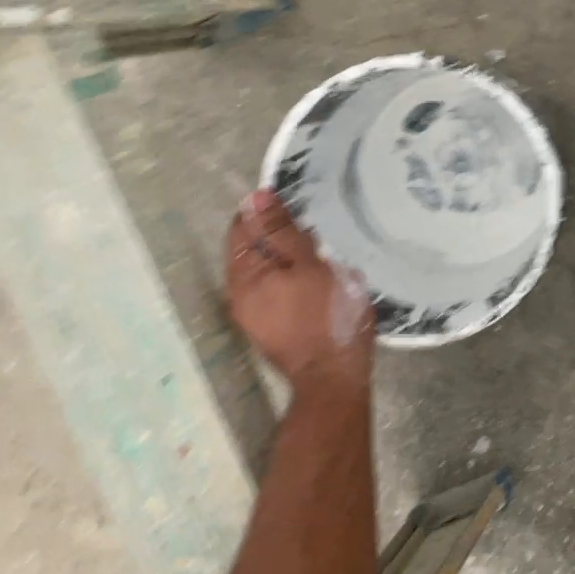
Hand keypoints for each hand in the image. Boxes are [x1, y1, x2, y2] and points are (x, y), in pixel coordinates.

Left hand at [223, 189, 374, 389]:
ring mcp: (254, 315)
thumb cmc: (327, 315)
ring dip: (289, 256)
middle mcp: (239, 296)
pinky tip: (318, 278)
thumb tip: (256, 197)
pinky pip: (276, 289)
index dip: (267, 211)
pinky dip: (293, 276)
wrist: (335, 375)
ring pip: (266, 270)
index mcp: (243, 278)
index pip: (243, 228)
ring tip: (321, 250)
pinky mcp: (272, 328)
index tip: (297, 205)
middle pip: (253, 250)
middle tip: (315, 228)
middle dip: (280, 235)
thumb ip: (282, 232)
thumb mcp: (309, 266)